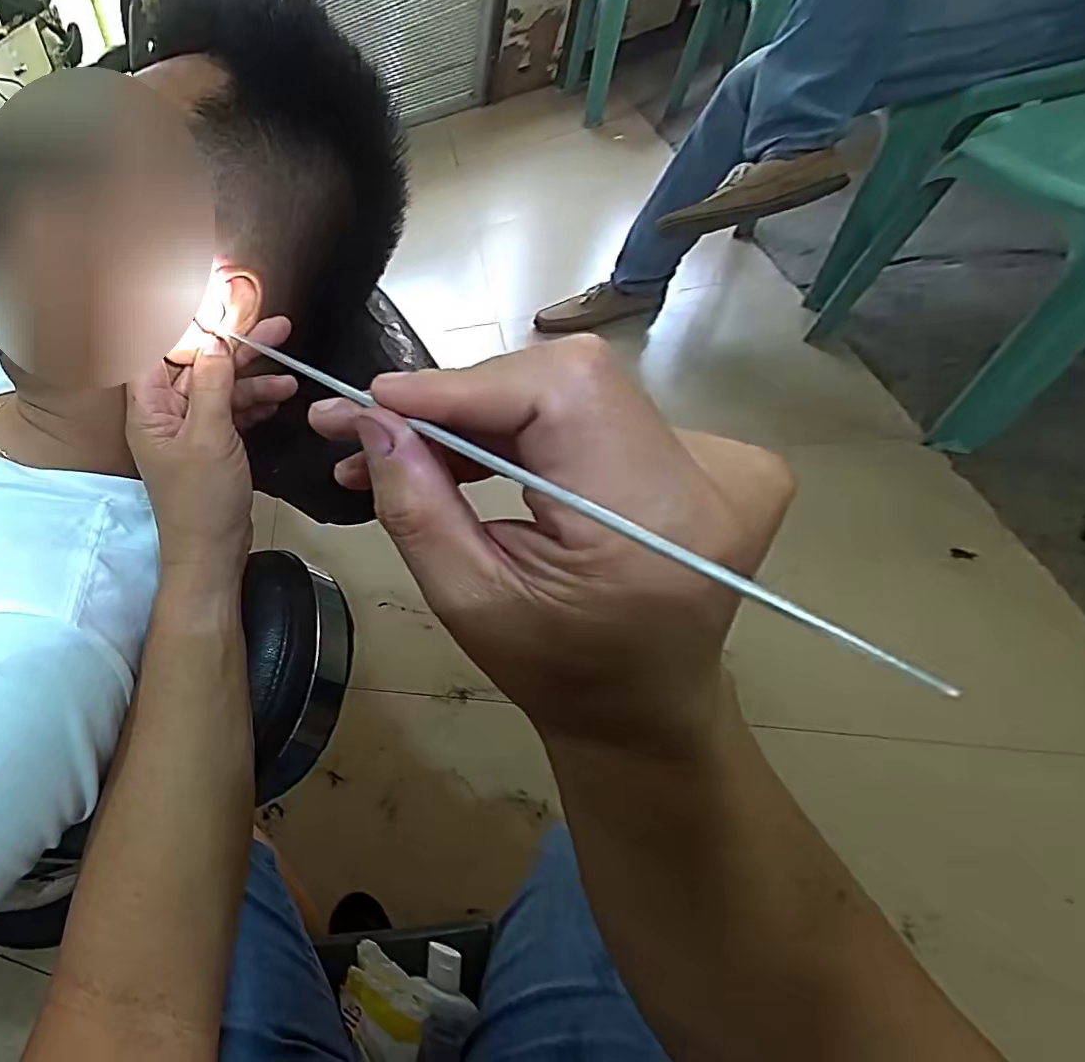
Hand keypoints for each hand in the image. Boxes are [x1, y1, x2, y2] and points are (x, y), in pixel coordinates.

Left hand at [128, 318, 291, 571]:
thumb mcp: (208, 436)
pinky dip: (253, 403)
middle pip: (198, 365)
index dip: (190, 326)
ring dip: (252, 379)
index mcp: (149, 410)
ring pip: (219, 387)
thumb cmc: (201, 504)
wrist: (214, 552)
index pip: (161, 350)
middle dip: (235, 347)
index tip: (222, 307)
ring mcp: (189, 430)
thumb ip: (211, 383)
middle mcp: (165, 416)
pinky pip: (230, 411)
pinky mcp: (210, 444)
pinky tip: (277, 397)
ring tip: (286, 373)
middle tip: (272, 327)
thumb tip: (214, 340)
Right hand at [309, 335, 793, 754]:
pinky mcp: (696, 450)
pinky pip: (580, 410)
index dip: (459, 385)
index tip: (372, 398)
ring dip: (470, 414)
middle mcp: (706, 469)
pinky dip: (507, 425)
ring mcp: (714, 454)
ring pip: (562, 389)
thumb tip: (372, 422)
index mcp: (656, 520)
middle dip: (453, 400)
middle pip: (557, 381)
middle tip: (369, 427)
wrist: (639, 703)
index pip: (559, 393)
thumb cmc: (555, 671)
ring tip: (398, 448)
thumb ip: (416, 508)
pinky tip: (455, 452)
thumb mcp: (466, 601)